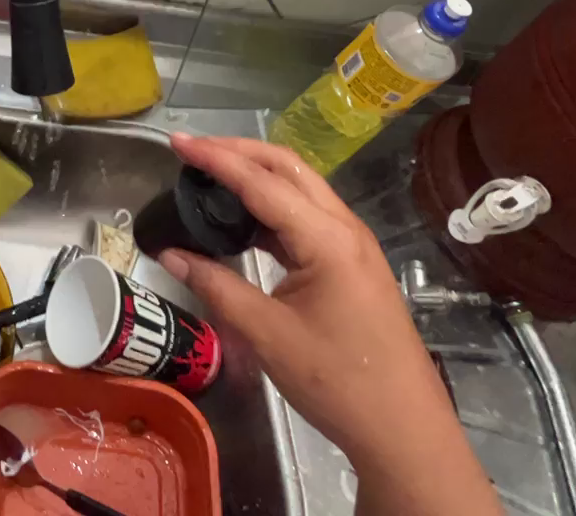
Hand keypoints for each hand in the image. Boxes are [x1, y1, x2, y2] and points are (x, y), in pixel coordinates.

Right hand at [157, 135, 488, 505]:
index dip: (215, 158)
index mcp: (327, 240)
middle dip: (238, 150)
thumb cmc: (337, 382)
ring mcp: (351, 244)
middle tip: (192, 150)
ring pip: (299, 186)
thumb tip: (169, 254)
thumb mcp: (267, 334)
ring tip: (210, 172)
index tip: (176, 142)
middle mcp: (344, 229)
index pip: (260, 182)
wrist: (405, 432)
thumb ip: (215, 285)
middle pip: (286, 167)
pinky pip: (305, 214)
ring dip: (255, 172)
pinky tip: (242, 214)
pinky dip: (270, 202)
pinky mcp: (350, 262)